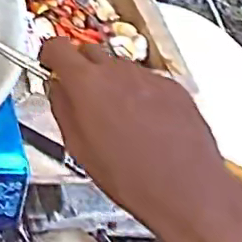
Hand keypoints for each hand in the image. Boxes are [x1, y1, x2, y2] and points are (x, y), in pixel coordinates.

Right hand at [37, 38, 238, 233]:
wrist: (191, 195)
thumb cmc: (133, 178)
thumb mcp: (78, 147)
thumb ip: (61, 107)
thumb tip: (58, 89)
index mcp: (86, 82)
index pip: (56, 46)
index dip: (50, 55)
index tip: (50, 63)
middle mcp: (116, 71)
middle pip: (89, 52)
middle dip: (82, 69)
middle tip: (85, 96)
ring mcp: (147, 77)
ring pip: (119, 68)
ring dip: (114, 84)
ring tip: (121, 119)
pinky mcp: (173, 88)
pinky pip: (147, 81)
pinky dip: (141, 95)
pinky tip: (147, 125)